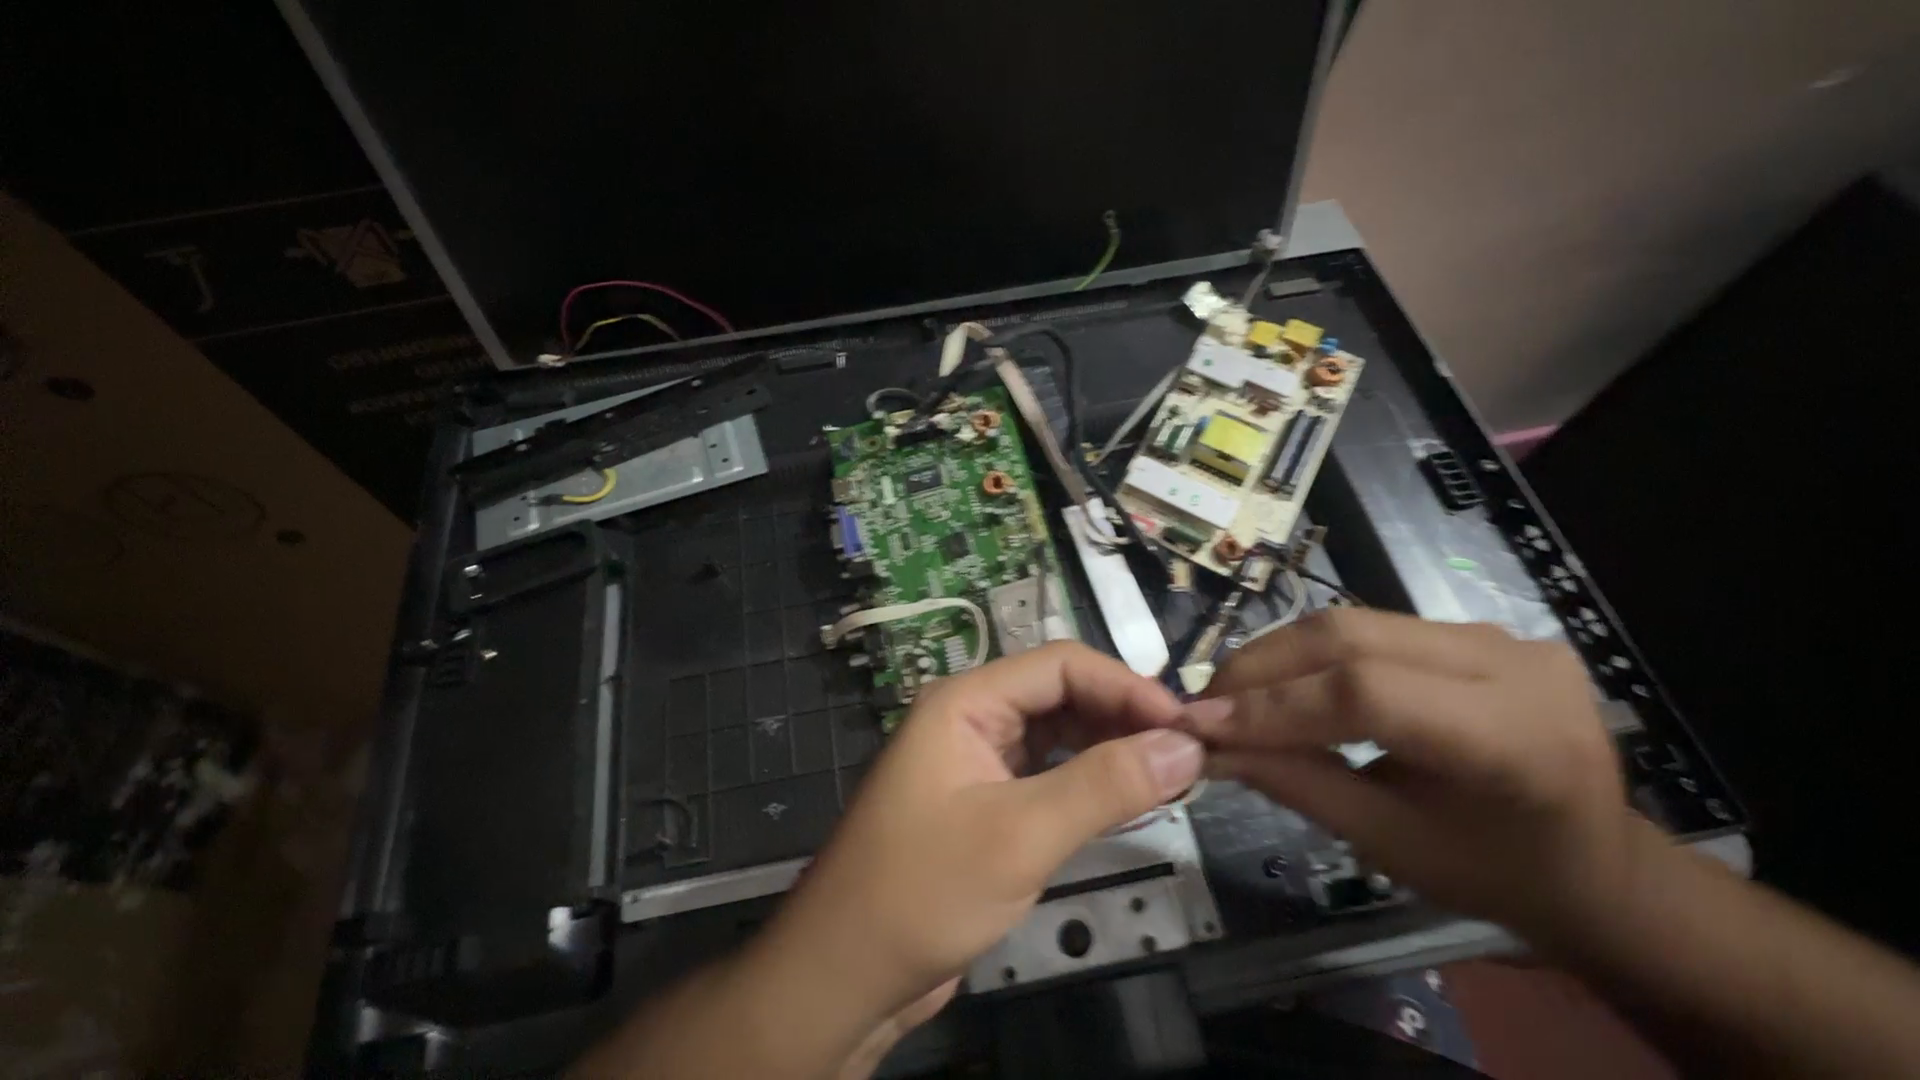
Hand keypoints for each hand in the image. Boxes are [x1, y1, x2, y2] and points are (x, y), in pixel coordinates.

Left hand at [764, 642, 1206, 1018]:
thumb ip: (1106, 785)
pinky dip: (1088, 784)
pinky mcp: (984, 807)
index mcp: (966, 703)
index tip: (1186, 728)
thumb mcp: (1021, 834)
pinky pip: (1046, 776)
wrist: (846, 974)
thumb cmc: (924, 891)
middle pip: (1061, 695)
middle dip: (1123, 717)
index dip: (1127, 686)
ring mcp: (976, 765)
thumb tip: (1187, 746)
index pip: (1062, 665)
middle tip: (1187, 757)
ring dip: (1110, 750)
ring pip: (1057, 737)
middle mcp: (970, 721)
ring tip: (1169, 777)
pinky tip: (1127, 803)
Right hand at [1182, 608, 1641, 941]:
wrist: (1595, 863)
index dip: (1274, 706)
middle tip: (1206, 704)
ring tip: (1233, 693)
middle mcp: (1513, 665)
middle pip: (1353, 637)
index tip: (1201, 726)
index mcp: (1512, 739)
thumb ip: (1298, 783)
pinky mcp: (1480, 628)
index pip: (1368, 694)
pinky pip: (1375, 628)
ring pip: (1355, 621)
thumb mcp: (1390, 844)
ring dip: (1281, 654)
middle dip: (1264, 667)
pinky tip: (1285, 682)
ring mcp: (1500, 635)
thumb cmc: (1494, 874)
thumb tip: (1210, 745)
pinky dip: (1316, 654)